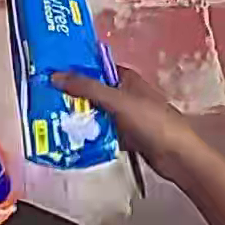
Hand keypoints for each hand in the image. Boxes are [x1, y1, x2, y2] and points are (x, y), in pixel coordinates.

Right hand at [52, 67, 214, 183]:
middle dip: (73, 94)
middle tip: (46, 97)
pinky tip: (72, 137)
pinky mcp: (127, 136)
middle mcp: (126, 94)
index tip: (52, 72)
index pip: (96, 67)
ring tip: (52, 117)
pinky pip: (102, 131)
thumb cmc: (151, 122)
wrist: (178, 157)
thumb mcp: (116, 100)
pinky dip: (90, 133)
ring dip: (80, 115)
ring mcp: (127, 116)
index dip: (76, 68)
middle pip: (94, 91)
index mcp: (127, 79)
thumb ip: (86, 88)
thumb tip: (54, 75)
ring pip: (97, 112)